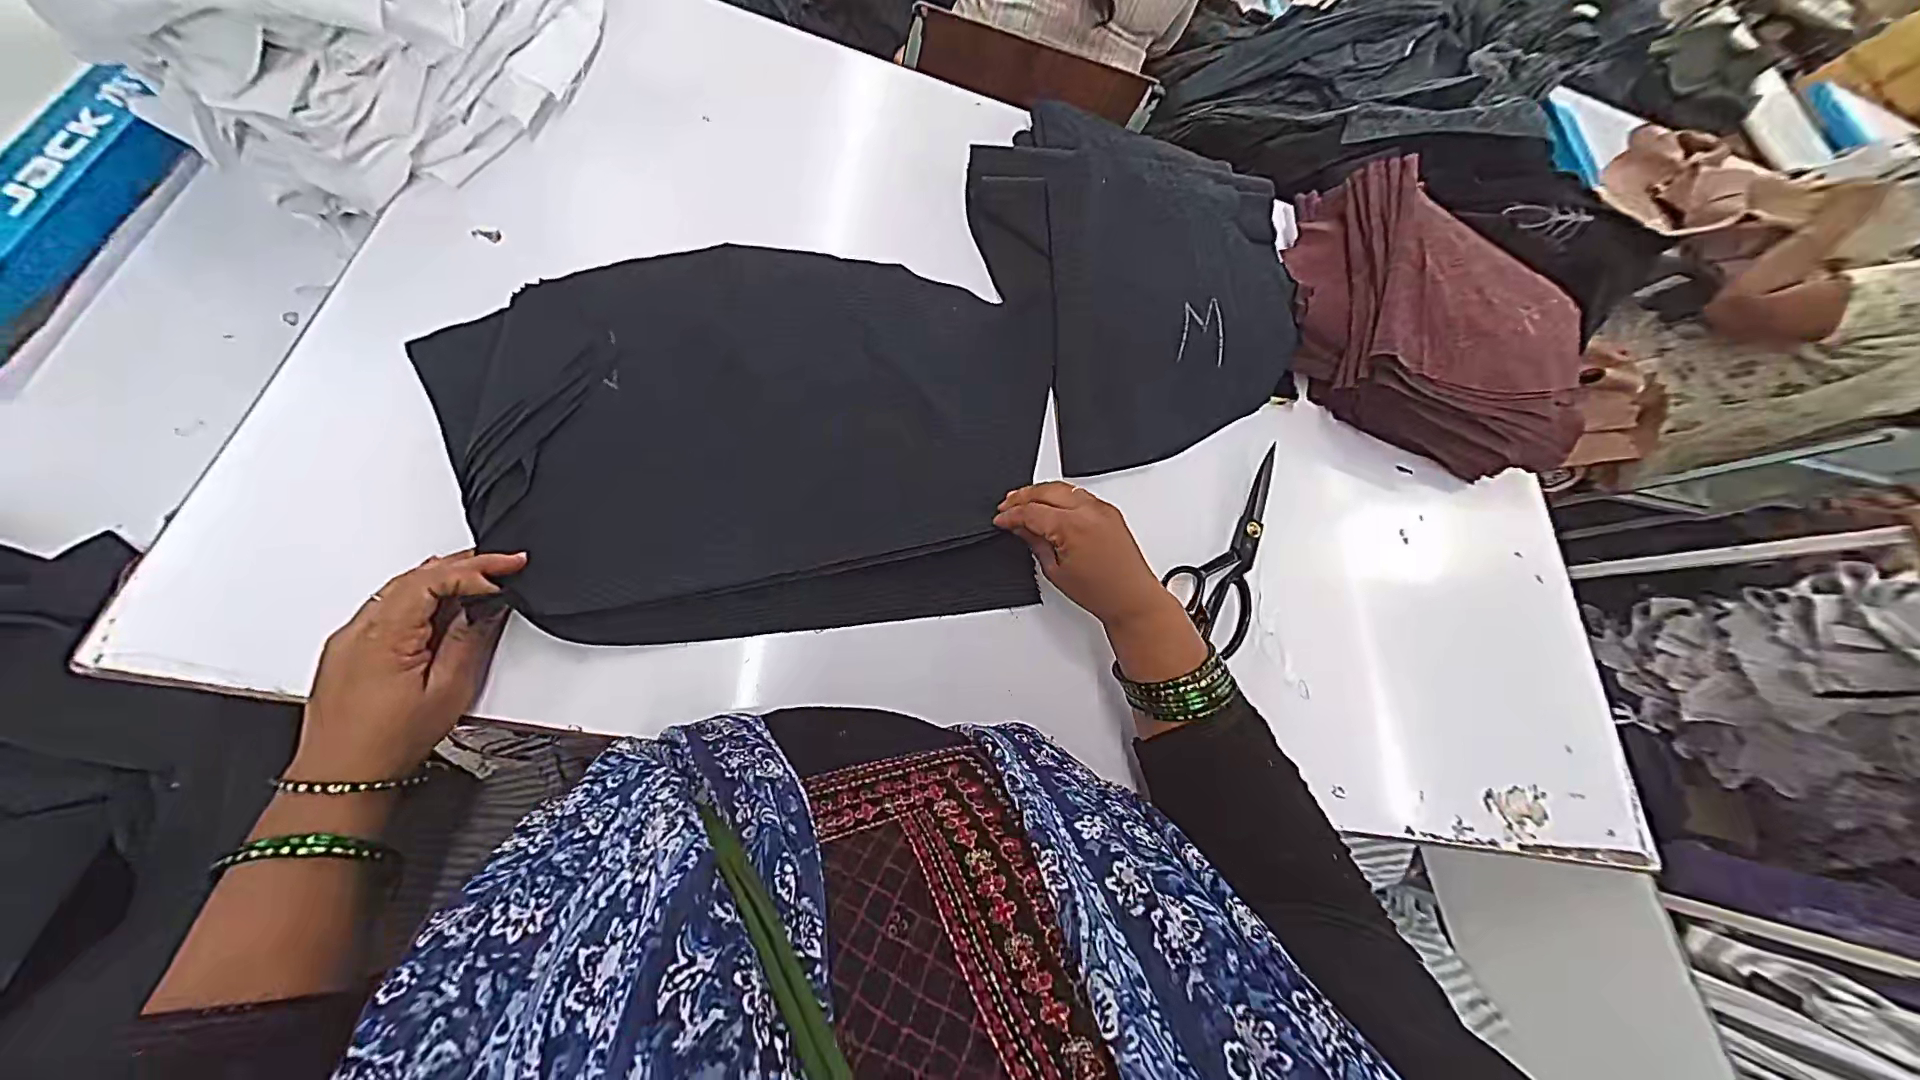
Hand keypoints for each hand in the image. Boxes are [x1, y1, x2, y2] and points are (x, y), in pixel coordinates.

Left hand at [292, 551, 525, 781]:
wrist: (343, 775)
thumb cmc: (389, 740)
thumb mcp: (449, 688)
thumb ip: (470, 639)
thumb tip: (488, 607)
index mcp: (383, 636)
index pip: (431, 580)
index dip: (475, 569)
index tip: (508, 567)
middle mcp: (359, 630)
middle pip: (415, 577)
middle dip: (465, 565)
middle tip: (505, 563)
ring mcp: (351, 637)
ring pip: (401, 587)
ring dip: (445, 577)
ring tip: (485, 576)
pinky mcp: (352, 647)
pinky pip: (391, 604)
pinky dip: (425, 594)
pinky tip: (450, 600)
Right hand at [995, 483, 1206, 690]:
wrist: (1132, 599)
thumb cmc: (1102, 592)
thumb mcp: (1056, 570)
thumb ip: (1035, 543)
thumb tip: (1021, 528)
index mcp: (1072, 526)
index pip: (1031, 511)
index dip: (1011, 515)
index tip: (1001, 519)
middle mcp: (1089, 511)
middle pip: (1046, 491)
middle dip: (1022, 496)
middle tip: (1007, 506)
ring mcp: (1102, 509)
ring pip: (1063, 487)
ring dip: (1041, 492)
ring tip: (1024, 502)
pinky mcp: (1110, 511)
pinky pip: (1080, 493)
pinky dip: (1061, 495)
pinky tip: (1051, 503)